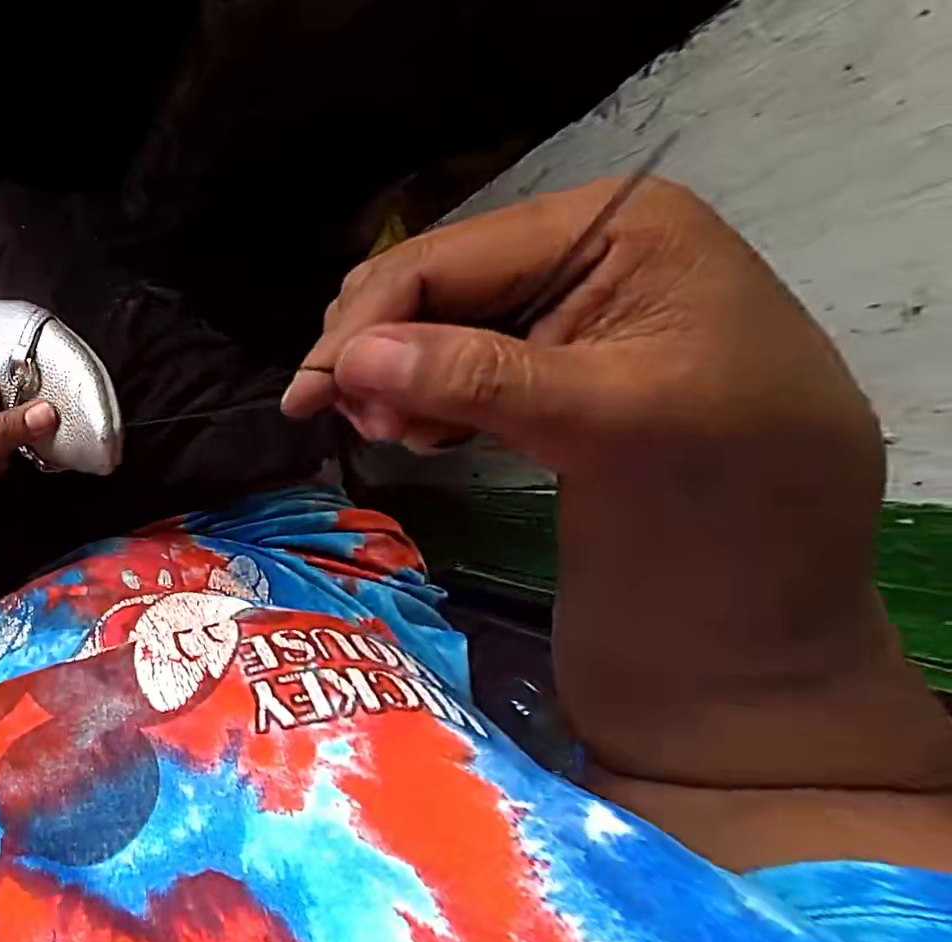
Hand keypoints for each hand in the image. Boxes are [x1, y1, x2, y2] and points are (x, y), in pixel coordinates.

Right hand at [283, 177, 950, 790]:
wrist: (750, 595)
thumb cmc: (724, 498)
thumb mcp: (614, 422)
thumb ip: (479, 378)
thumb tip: (350, 358)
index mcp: (613, 230)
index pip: (436, 260)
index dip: (359, 327)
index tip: (307, 400)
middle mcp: (572, 257)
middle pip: (414, 288)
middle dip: (370, 354)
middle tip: (364, 426)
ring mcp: (545, 316)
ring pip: (412, 330)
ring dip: (383, 381)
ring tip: (398, 437)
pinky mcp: (524, 369)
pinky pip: (431, 368)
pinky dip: (407, 401)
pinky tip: (422, 436)